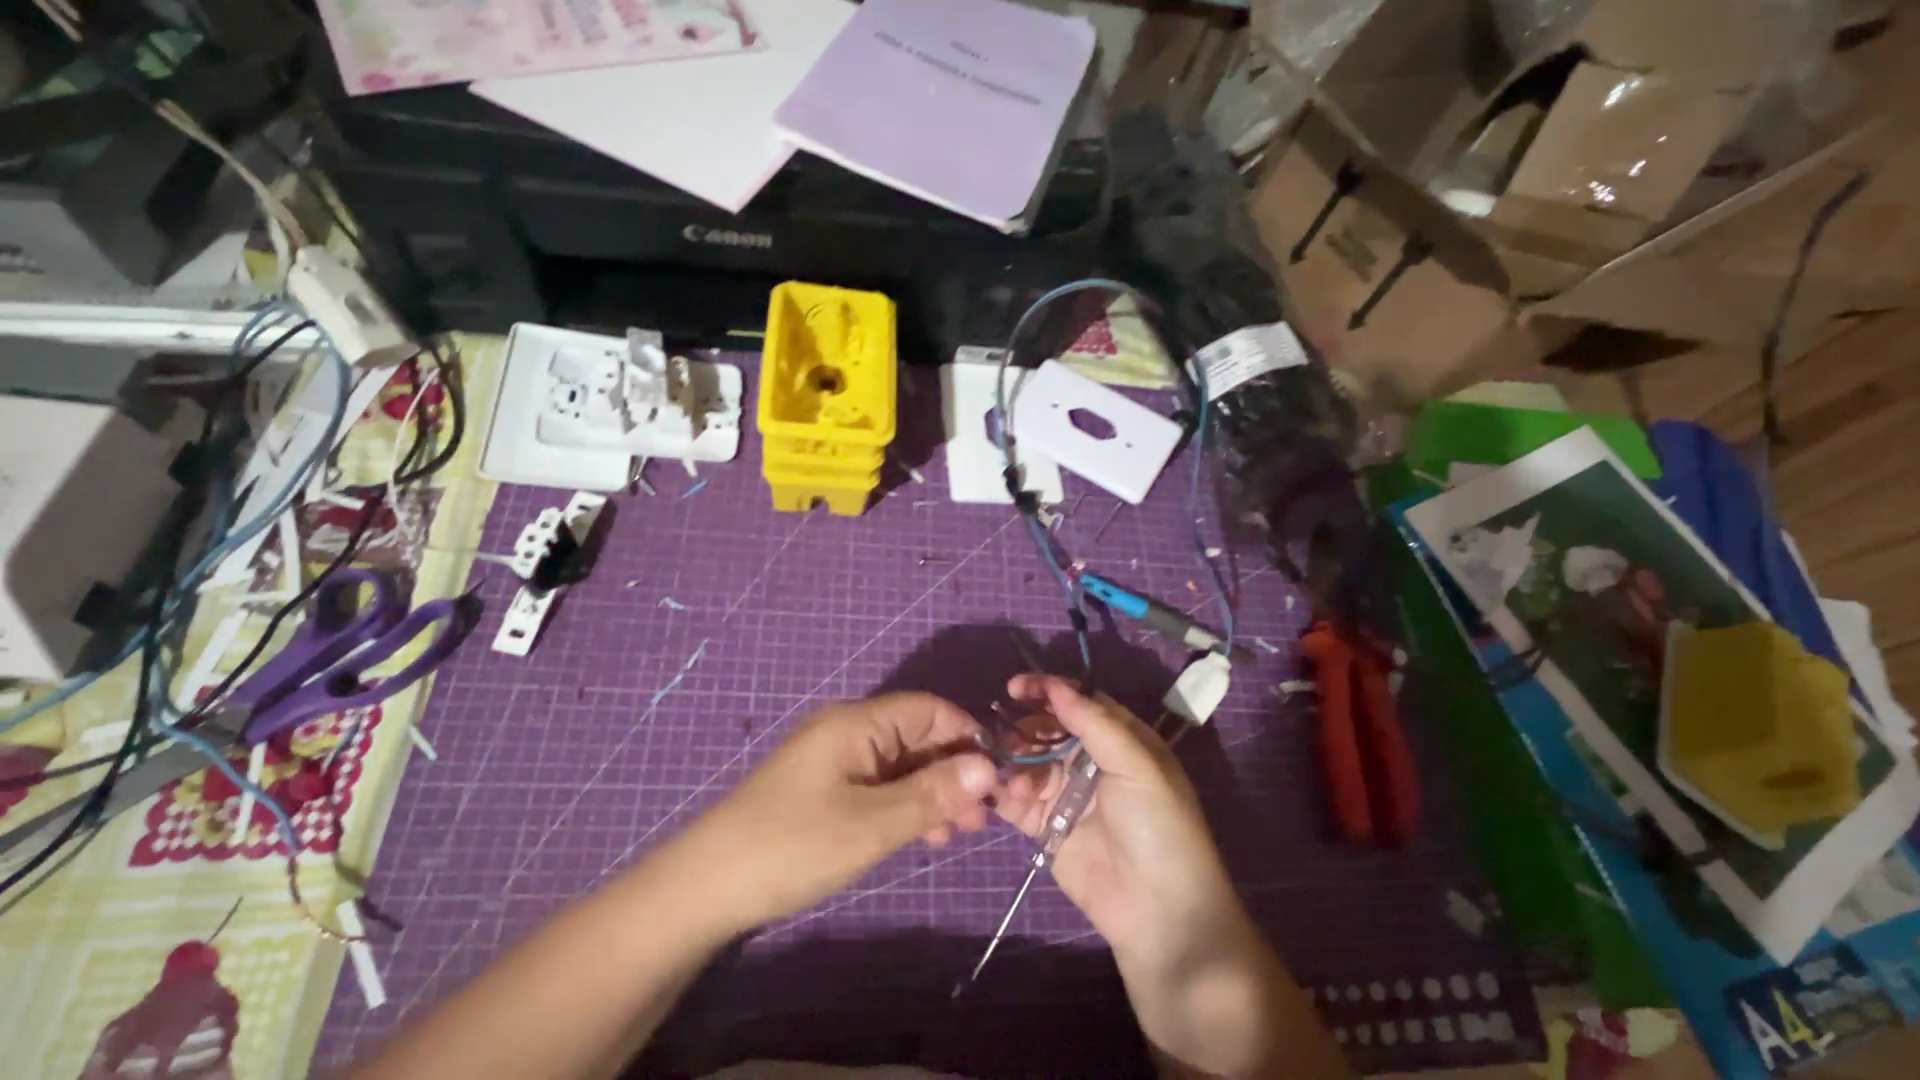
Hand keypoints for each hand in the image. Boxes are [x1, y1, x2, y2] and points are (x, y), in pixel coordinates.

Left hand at [681, 693, 997, 930]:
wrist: (706, 886)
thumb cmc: (793, 846)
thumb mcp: (872, 824)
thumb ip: (932, 794)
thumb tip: (989, 768)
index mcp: (856, 722)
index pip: (930, 710)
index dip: (968, 738)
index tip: (999, 781)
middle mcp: (846, 730)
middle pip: (917, 736)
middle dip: (954, 771)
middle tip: (982, 821)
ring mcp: (833, 760)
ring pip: (900, 764)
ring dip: (933, 793)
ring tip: (957, 835)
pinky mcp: (823, 789)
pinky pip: (878, 785)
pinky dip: (905, 805)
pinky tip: (921, 836)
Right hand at [991, 674, 1244, 966]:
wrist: (1160, 911)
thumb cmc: (1159, 828)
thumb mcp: (1136, 766)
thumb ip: (1093, 723)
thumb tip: (1056, 685)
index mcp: (1124, 742)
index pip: (1082, 703)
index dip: (1049, 691)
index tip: (1015, 686)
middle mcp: (1095, 764)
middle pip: (1050, 732)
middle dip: (1026, 728)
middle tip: (1005, 734)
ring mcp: (1069, 797)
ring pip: (1030, 763)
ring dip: (1015, 763)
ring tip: (1012, 779)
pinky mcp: (1048, 830)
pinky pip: (1018, 801)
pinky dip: (1002, 792)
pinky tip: (993, 790)